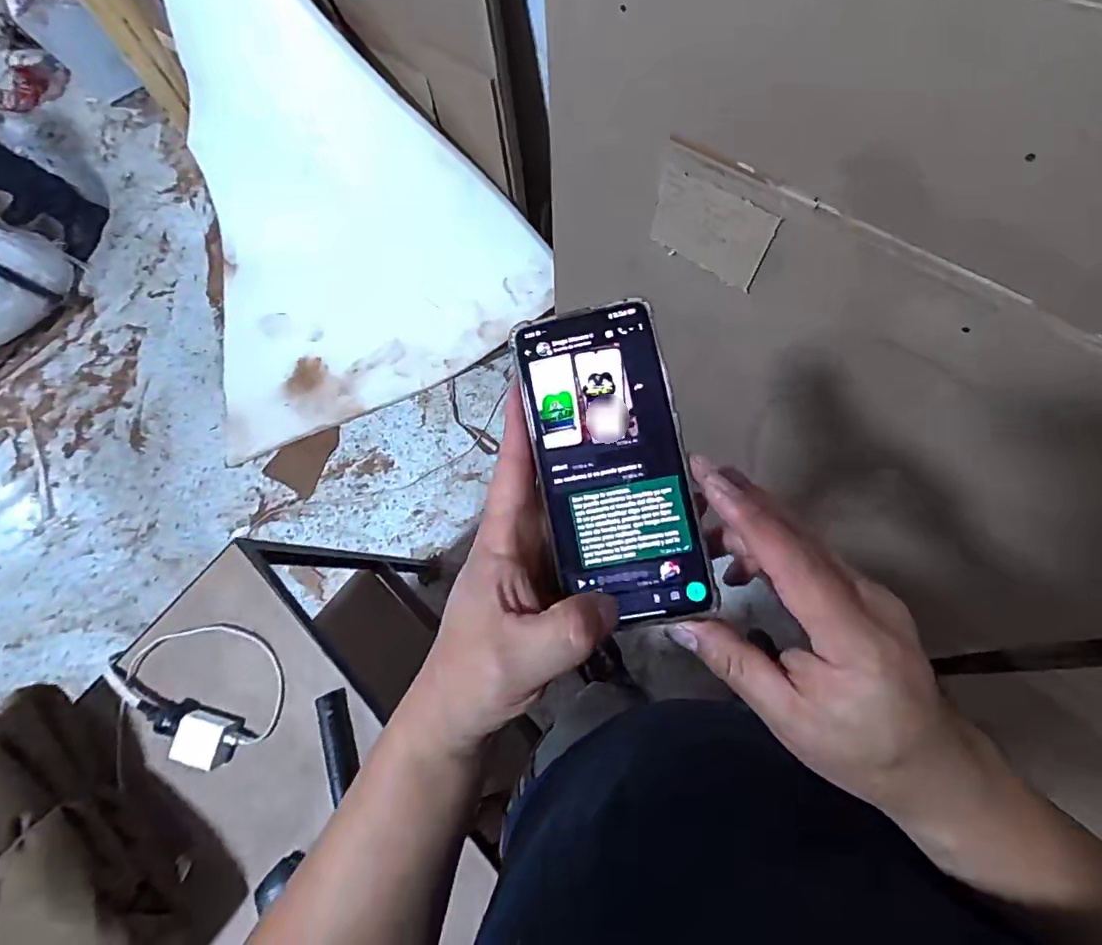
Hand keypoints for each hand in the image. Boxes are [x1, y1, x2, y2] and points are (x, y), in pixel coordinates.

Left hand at [395, 393, 619, 755]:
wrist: (459, 718)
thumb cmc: (473, 677)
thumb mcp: (523, 654)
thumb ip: (571, 628)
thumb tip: (614, 599)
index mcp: (501, 545)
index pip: (511, 478)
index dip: (521, 431)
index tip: (532, 385)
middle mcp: (520, 547)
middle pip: (548, 490)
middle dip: (574, 453)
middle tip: (617, 422)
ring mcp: (537, 571)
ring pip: (570, 523)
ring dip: (598, 498)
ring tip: (642, 471)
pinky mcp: (552, 594)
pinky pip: (584, 559)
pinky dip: (608, 546)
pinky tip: (642, 540)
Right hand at [670, 457, 989, 814]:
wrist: (932, 764)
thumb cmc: (859, 749)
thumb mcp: (788, 718)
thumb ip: (736, 664)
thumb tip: (684, 623)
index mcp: (851, 634)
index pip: (793, 560)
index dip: (749, 516)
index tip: (712, 479)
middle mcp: (867, 597)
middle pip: (800, 535)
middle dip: (747, 499)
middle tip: (700, 474)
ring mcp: (871, 591)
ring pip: (807, 540)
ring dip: (757, 522)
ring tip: (707, 525)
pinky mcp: (866, 594)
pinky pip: (814, 555)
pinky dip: (774, 544)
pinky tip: (742, 562)